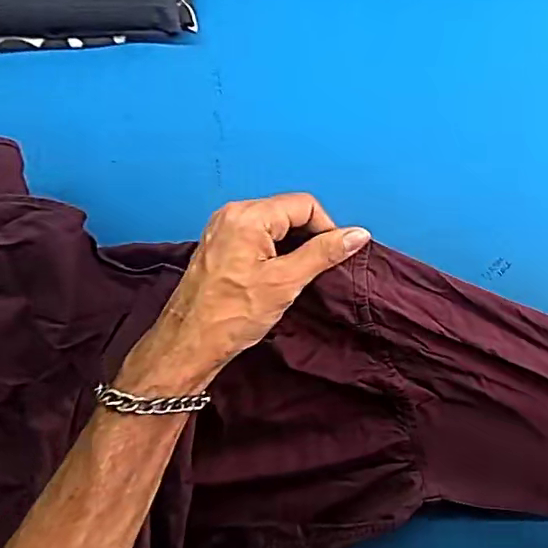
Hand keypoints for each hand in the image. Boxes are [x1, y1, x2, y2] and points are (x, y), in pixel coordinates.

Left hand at [115, 193, 370, 394]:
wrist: (190, 343)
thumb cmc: (230, 315)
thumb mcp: (287, 282)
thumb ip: (324, 253)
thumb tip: (357, 234)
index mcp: (247, 217)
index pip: (305, 205)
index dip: (327, 229)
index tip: (333, 256)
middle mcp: (232, 214)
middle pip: (291, 211)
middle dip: (311, 237)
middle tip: (315, 269)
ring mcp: (224, 228)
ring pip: (277, 224)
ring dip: (295, 245)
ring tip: (295, 275)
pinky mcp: (222, 243)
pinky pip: (261, 235)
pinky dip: (277, 250)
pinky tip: (278, 275)